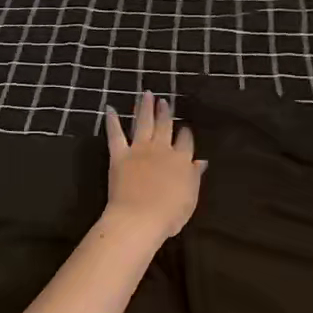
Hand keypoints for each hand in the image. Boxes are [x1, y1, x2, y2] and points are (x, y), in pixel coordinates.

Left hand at [102, 90, 205, 240]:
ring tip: (146, 95)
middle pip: (165, 126)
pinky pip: (115, 134)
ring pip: (143, 123)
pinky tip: (110, 108)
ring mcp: (140, 150)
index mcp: (181, 160)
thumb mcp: (190, 197)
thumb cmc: (170, 215)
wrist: (140, 217)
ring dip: (144, 108)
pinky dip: (112, 121)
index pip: (185, 141)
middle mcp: (162, 149)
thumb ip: (194, 176)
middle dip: (165, 113)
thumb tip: (202, 161)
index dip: (185, 133)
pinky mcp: (119, 155)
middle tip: (164, 100)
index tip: (184, 127)